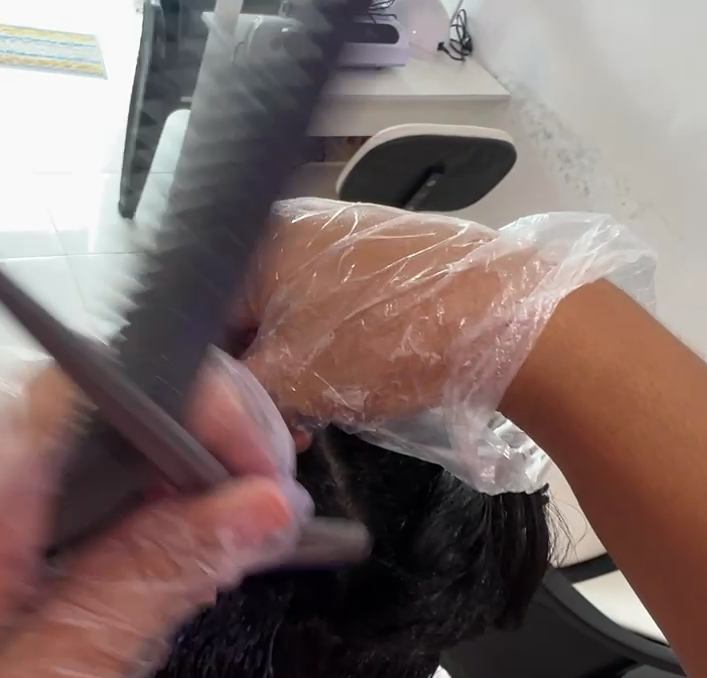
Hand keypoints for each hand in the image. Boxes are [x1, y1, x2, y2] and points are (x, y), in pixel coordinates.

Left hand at [0, 350, 309, 677]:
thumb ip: (153, 584)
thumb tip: (260, 510)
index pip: (144, 374)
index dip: (225, 418)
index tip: (262, 487)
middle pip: (108, 384)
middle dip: (179, 450)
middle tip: (209, 535)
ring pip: (64, 401)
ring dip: (118, 462)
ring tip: (130, 551)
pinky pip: (9, 416)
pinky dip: (59, 463)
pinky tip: (56, 537)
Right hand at [237, 198, 502, 425]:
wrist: (502, 318)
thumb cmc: (379, 342)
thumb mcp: (288, 381)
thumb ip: (237, 395)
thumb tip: (223, 408)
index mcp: (255, 241)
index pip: (204, 322)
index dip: (219, 382)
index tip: (243, 421)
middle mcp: (293, 224)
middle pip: (248, 316)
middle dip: (260, 378)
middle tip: (284, 424)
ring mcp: (342, 233)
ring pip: (290, 315)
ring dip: (295, 370)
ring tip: (319, 411)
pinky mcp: (382, 251)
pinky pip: (330, 305)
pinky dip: (329, 346)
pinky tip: (348, 380)